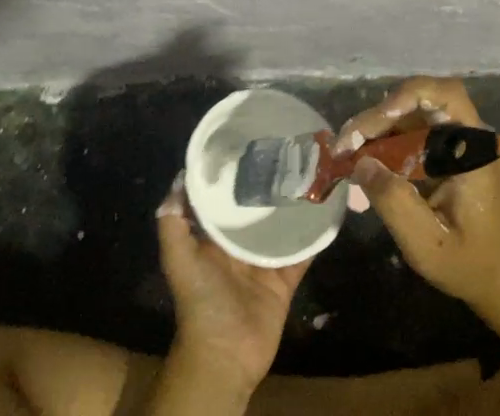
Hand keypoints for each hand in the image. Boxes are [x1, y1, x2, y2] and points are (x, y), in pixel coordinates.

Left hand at [155, 174, 310, 390]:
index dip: (229, 176)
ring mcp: (263, 263)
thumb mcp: (178, 258)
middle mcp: (237, 246)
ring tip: (310, 175)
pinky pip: (302, 254)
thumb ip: (173, 222)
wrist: (226, 354)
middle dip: (266, 188)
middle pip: (254, 211)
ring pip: (280, 228)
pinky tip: (327, 212)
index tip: (244, 144)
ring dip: (292, 208)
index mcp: (211, 239)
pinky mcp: (284, 280)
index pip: (221, 201)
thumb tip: (179, 177)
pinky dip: (313, 237)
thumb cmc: (200, 301)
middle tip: (286, 153)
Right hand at [336, 77, 499, 309]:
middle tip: (345, 146)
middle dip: (379, 118)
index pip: (445, 94)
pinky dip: (389, 142)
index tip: (371, 125)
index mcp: (476, 151)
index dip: (405, 96)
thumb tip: (361, 163)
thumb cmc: (470, 264)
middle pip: (421, 102)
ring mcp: (463, 143)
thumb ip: (393, 201)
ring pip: (414, 115)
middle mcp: (472, 137)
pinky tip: (368, 162)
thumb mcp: (426, 243)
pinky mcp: (452, 153)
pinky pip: (416, 133)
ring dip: (379, 129)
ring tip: (349, 153)